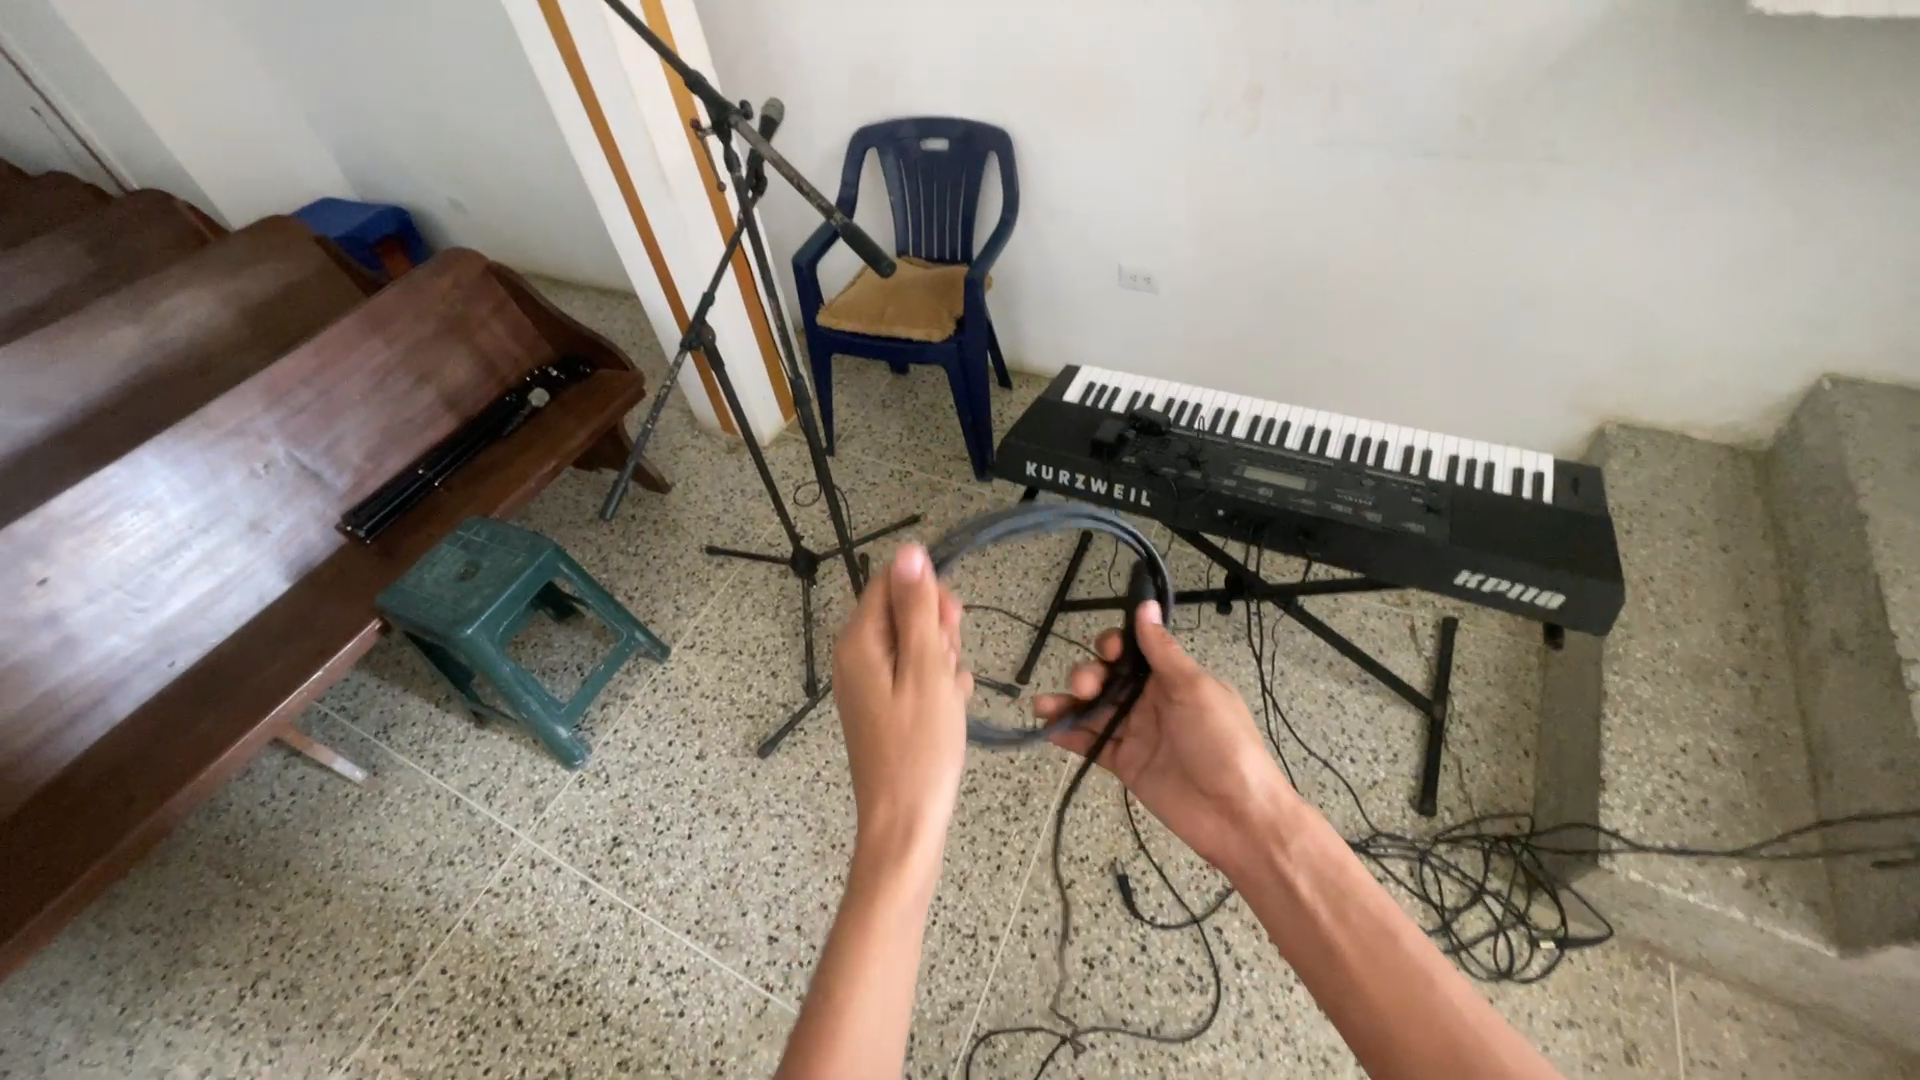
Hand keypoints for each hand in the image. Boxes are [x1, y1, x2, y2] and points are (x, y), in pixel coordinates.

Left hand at [833, 544, 972, 866]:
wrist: (904, 823)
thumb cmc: (920, 748)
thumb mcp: (925, 669)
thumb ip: (917, 608)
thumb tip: (908, 550)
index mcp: (859, 641)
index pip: (890, 582)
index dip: (927, 593)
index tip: (951, 624)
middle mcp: (855, 656)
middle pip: (902, 612)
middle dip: (936, 631)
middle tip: (948, 667)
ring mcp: (867, 683)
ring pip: (913, 644)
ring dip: (941, 660)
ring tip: (949, 696)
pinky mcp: (882, 707)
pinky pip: (912, 675)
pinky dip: (935, 685)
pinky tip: (948, 710)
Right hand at [1035, 602, 1298, 870]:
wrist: (1237, 815)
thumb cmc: (1223, 743)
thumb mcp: (1195, 689)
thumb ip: (1162, 650)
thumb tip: (1147, 605)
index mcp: (1172, 679)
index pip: (1134, 651)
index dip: (1114, 646)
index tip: (1108, 651)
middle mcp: (1151, 701)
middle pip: (1107, 679)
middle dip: (1088, 675)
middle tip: (1084, 687)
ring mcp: (1136, 733)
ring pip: (1094, 710)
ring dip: (1067, 703)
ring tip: (1043, 705)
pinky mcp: (1126, 764)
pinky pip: (1091, 744)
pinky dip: (1068, 736)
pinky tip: (1048, 729)